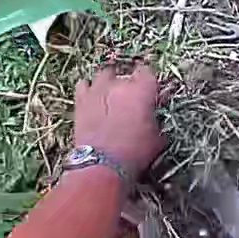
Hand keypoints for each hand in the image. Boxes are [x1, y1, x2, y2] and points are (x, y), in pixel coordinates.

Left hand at [73, 64, 163, 181]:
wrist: (102, 164)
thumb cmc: (134, 153)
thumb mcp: (157, 139)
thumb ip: (157, 121)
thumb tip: (157, 119)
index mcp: (142, 90)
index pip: (149, 73)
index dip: (150, 83)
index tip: (151, 94)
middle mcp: (119, 83)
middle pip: (127, 75)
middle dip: (131, 85)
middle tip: (133, 101)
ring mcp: (97, 89)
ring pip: (105, 75)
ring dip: (110, 83)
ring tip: (113, 97)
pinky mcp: (81, 99)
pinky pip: (84, 84)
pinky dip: (90, 90)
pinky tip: (94, 99)